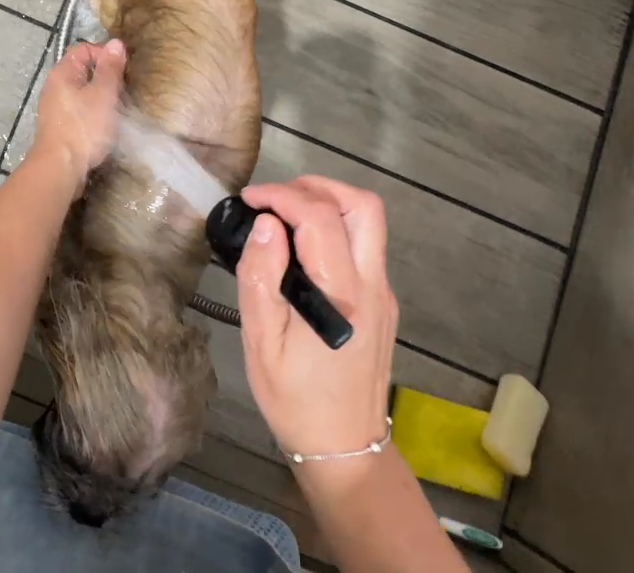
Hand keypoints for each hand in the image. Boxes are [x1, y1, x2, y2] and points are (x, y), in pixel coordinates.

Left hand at [29, 39, 126, 183]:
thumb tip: (116, 43)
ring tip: (118, 107)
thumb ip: (110, 68)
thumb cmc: (84, 127)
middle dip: (106, 77)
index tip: (123, 70)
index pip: (84, 49)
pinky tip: (105, 123)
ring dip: (101, 96)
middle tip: (124, 90)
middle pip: (84, 70)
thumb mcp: (104, 94)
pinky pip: (80, 109)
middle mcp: (55, 86)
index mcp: (62, 72)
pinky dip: (94, 112)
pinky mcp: (60, 125)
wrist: (61, 167)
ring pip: (83, 91)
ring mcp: (55, 106)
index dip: (105, 54)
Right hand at [237, 176, 396, 462]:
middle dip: (318, 187)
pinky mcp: (383, 303)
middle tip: (275, 197)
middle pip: (364, 207)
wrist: (343, 447)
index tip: (250, 200)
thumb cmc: (293, 397)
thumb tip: (265, 226)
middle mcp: (374, 286)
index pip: (320, 219)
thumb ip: (261, 278)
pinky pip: (363, 247)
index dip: (282, 196)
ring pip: (368, 223)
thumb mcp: (260, 340)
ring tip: (283, 216)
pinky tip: (299, 250)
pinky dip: (332, 228)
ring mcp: (384, 294)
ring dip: (327, 204)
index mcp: (343, 295)